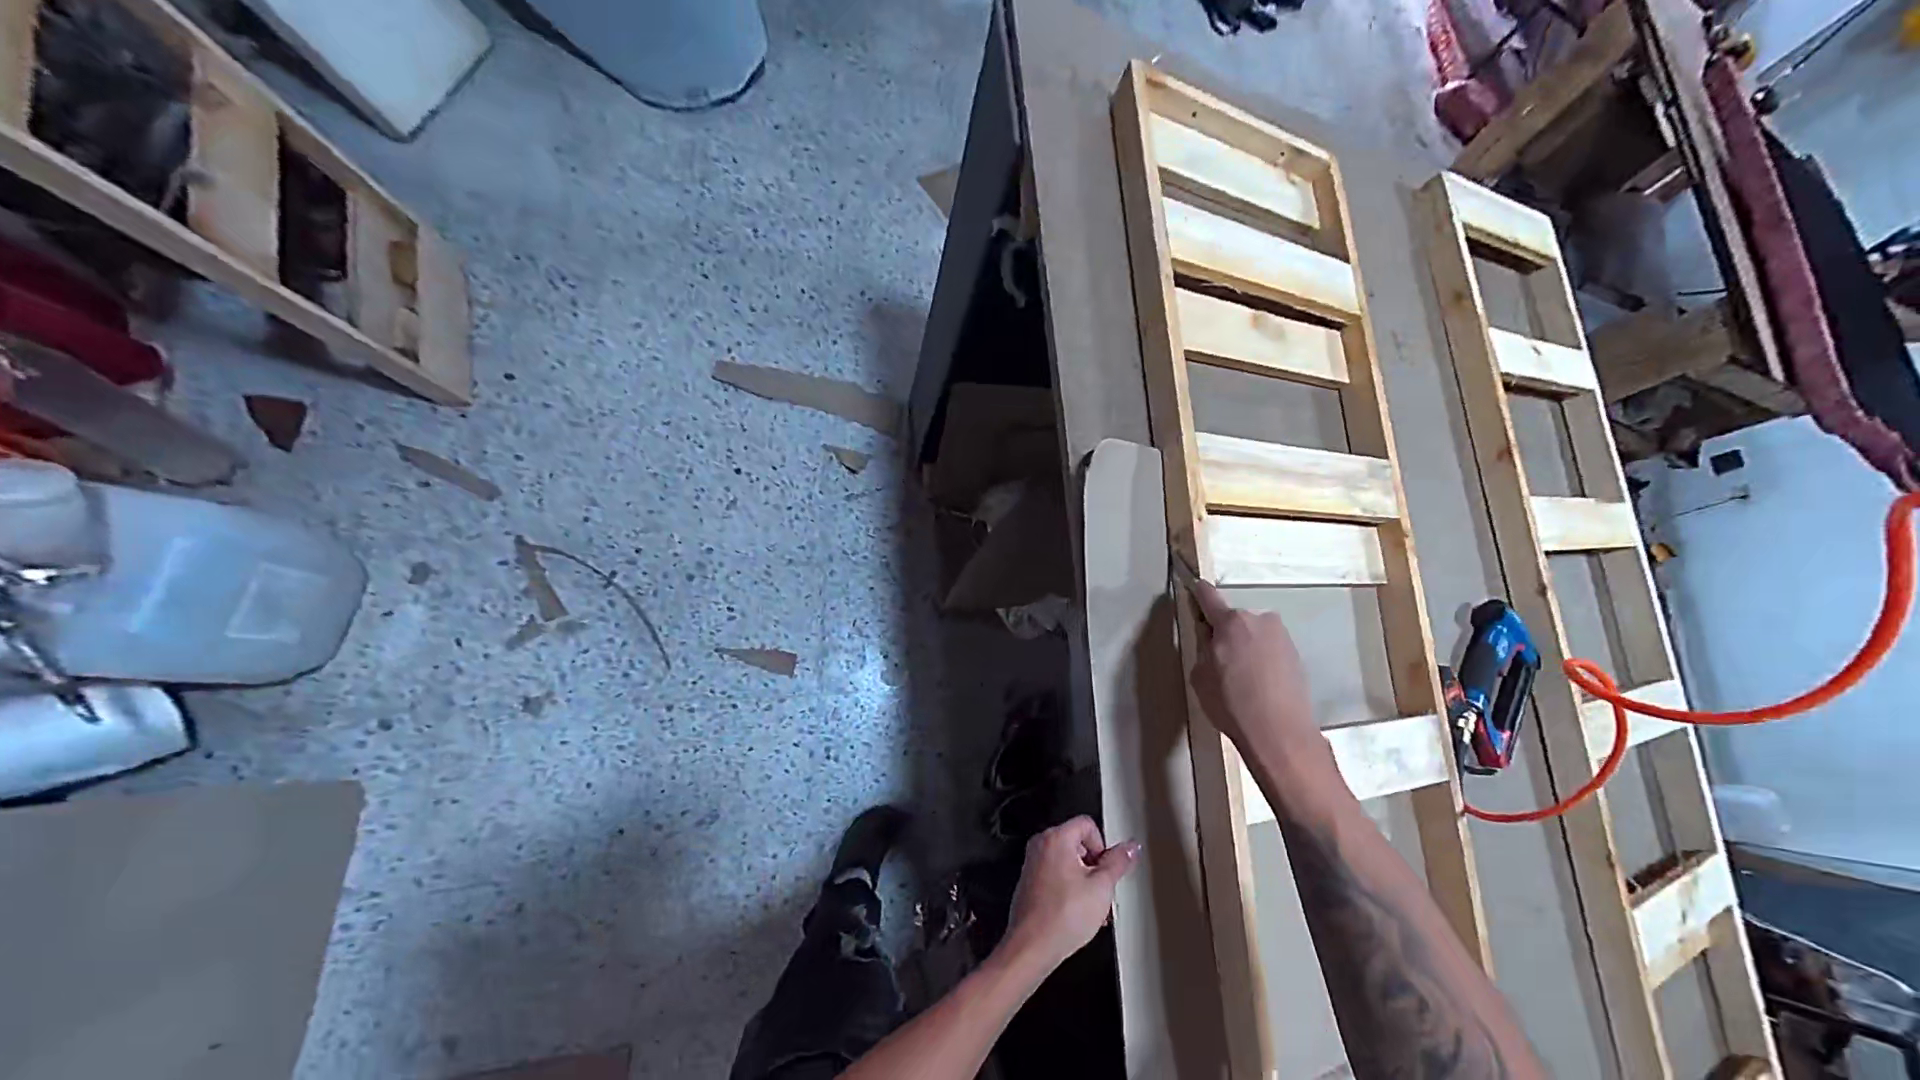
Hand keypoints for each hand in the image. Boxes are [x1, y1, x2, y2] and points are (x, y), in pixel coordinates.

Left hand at [999, 817, 1138, 972]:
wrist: (1033, 946)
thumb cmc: (1061, 917)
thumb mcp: (1102, 887)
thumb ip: (1118, 863)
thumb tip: (1130, 848)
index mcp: (1056, 838)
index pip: (1088, 824)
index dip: (1103, 846)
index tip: (1108, 868)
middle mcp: (1040, 846)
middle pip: (1078, 843)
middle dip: (1094, 866)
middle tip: (1101, 889)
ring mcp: (1033, 864)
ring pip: (1068, 861)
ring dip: (1084, 880)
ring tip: (1091, 906)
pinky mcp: (1030, 882)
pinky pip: (1056, 876)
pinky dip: (1070, 889)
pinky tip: (1077, 913)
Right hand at [1189, 579, 1324, 762]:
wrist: (1279, 733)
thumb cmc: (1232, 704)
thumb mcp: (1200, 676)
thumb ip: (1204, 649)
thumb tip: (1212, 640)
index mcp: (1231, 622)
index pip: (1208, 596)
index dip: (1197, 592)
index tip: (1192, 586)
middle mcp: (1260, 621)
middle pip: (1233, 620)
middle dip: (1224, 632)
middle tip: (1218, 660)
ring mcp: (1282, 637)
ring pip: (1253, 634)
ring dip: (1245, 647)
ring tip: (1240, 678)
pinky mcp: (1296, 655)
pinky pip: (1269, 649)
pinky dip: (1261, 660)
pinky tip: (1257, 685)